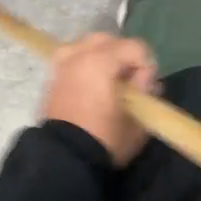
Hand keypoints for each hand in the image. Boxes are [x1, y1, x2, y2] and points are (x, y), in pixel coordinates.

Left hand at [42, 34, 159, 166]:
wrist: (64, 159)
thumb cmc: (105, 140)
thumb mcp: (138, 122)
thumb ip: (147, 95)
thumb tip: (146, 82)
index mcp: (101, 61)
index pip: (136, 47)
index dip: (147, 68)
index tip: (146, 91)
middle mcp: (79, 55)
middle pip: (110, 41)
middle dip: (124, 58)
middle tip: (129, 85)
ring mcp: (62, 65)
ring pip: (88, 47)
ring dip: (103, 60)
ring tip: (109, 85)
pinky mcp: (52, 78)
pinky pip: (74, 60)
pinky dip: (86, 67)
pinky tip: (92, 89)